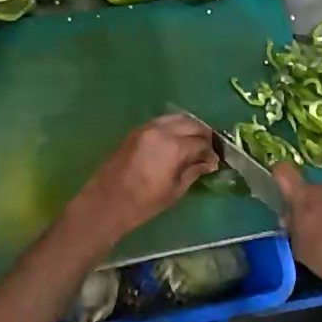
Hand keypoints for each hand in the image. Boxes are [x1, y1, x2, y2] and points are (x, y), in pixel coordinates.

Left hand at [65, 115, 220, 246]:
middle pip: (192, 124)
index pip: (201, 143)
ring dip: (190, 127)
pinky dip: (174, 126)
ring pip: (177, 118)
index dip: (211, 153)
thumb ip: (193, 171)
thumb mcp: (174, 190)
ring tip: (195, 142)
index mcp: (173, 147)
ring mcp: (147, 127)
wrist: (106, 202)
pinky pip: (162, 121)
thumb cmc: (143, 203)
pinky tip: (178, 139)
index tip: (215, 162)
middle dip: (204, 135)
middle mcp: (162, 131)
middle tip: (209, 149)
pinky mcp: (137, 130)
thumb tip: (209, 163)